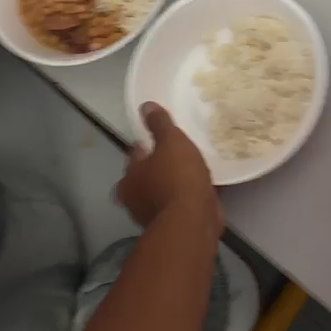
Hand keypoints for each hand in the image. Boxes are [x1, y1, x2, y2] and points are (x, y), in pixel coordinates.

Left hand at [116, 103, 220, 233]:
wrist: (192, 220)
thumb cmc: (177, 176)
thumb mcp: (171, 141)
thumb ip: (159, 124)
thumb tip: (145, 106)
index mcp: (129, 177)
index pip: (135, 154)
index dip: (147, 144)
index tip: (161, 137)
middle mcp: (135, 198)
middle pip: (144, 176)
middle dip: (157, 167)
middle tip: (176, 154)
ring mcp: (152, 214)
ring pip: (161, 191)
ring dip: (172, 182)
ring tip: (191, 168)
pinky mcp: (172, 224)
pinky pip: (178, 203)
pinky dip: (185, 195)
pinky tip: (201, 186)